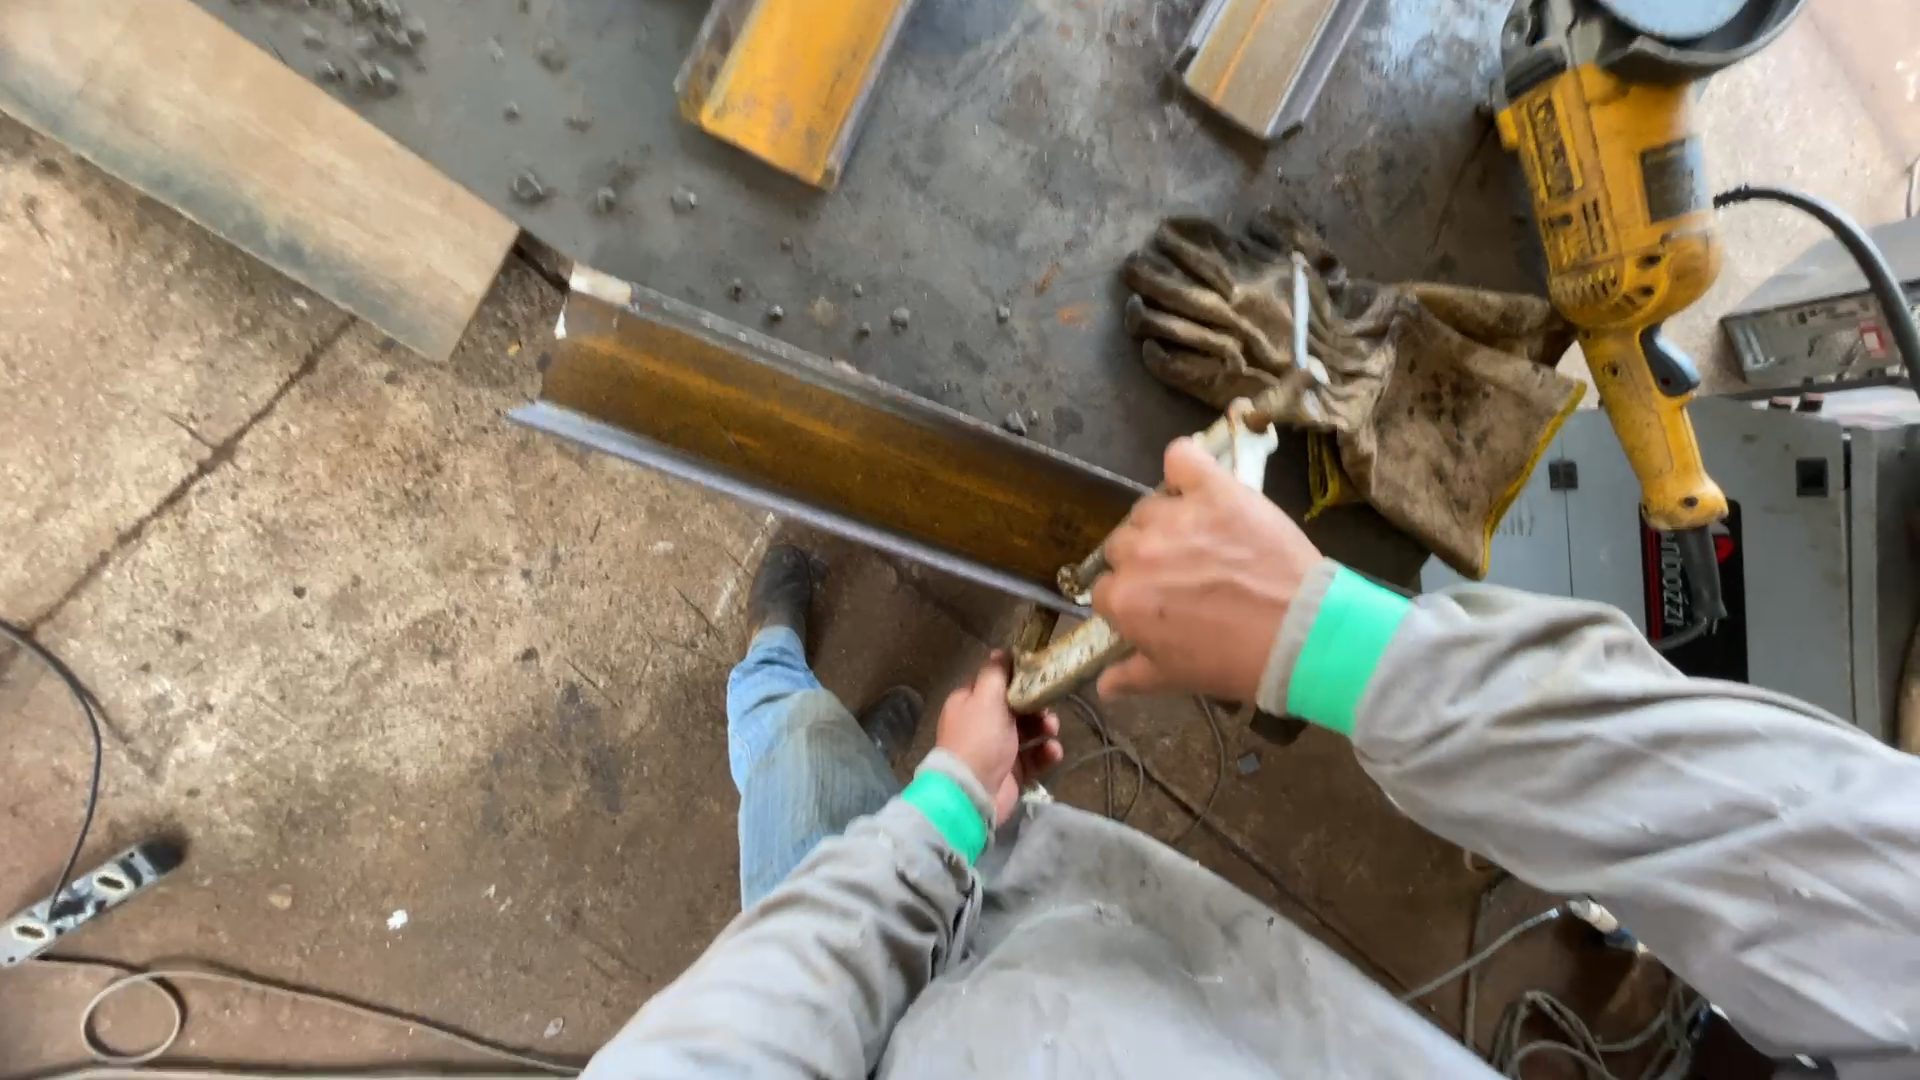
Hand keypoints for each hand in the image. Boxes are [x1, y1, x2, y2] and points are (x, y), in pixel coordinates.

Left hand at [934, 653, 1063, 823]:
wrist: (972, 793)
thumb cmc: (979, 738)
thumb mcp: (985, 697)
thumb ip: (996, 673)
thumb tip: (1001, 651)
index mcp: (969, 702)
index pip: (994, 683)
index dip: (1015, 677)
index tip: (1038, 674)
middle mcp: (982, 724)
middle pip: (1015, 707)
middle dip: (1036, 704)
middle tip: (1049, 706)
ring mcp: (997, 749)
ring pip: (1028, 731)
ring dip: (1044, 727)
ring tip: (1052, 729)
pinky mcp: (1012, 772)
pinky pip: (1034, 757)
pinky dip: (1045, 753)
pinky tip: (1053, 751)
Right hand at [1093, 437, 1321, 702]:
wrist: (1303, 636)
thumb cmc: (1235, 661)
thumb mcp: (1175, 677)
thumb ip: (1131, 675)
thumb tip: (1102, 685)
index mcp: (1123, 601)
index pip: (1105, 589)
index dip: (1129, 597)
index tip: (1156, 604)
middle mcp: (1138, 555)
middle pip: (1121, 545)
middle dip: (1143, 560)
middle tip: (1182, 574)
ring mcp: (1175, 518)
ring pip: (1148, 509)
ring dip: (1164, 521)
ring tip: (1199, 539)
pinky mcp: (1213, 492)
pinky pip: (1181, 458)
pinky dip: (1182, 465)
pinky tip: (1191, 480)